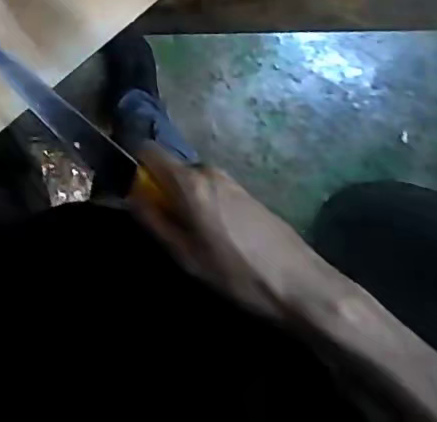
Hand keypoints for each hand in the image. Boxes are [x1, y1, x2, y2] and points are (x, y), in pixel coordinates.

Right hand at [130, 144, 345, 323]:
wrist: (304, 286)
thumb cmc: (238, 274)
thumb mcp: (187, 257)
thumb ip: (154, 222)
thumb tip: (132, 197)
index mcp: (189, 181)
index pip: (148, 150)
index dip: (135, 167)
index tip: (134, 194)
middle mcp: (208, 170)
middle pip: (170, 168)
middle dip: (161, 190)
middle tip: (165, 227)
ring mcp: (231, 179)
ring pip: (191, 180)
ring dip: (184, 200)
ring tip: (194, 239)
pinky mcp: (247, 192)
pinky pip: (211, 189)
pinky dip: (204, 205)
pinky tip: (219, 239)